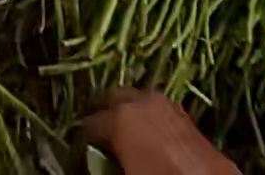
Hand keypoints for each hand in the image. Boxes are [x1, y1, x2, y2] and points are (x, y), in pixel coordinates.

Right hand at [84, 89, 239, 174]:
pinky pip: (156, 110)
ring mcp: (165, 104)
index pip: (91, 124)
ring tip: (123, 138)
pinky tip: (148, 140)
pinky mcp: (184, 114)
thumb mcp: (125, 174)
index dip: (83, 140)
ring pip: (137, 100)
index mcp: (122, 118)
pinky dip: (148, 119)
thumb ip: (105, 167)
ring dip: (127, 113)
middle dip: (103, 113)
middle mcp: (141, 101)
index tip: (80, 153)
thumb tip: (96, 162)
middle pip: (113, 98)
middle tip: (97, 137)